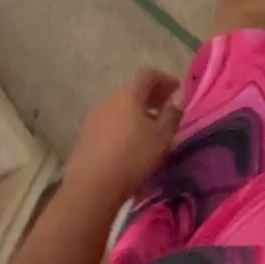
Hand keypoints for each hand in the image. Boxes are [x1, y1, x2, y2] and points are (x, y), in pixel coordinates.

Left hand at [66, 69, 182, 200]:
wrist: (91, 189)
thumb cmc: (132, 158)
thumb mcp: (162, 136)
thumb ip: (173, 113)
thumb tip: (178, 95)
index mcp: (129, 94)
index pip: (148, 74)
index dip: (165, 79)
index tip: (178, 92)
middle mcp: (109, 99)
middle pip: (133, 89)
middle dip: (152, 96)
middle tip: (167, 110)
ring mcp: (94, 117)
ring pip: (121, 106)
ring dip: (138, 111)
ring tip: (151, 128)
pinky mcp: (85, 135)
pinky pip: (110, 120)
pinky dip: (124, 124)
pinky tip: (130, 142)